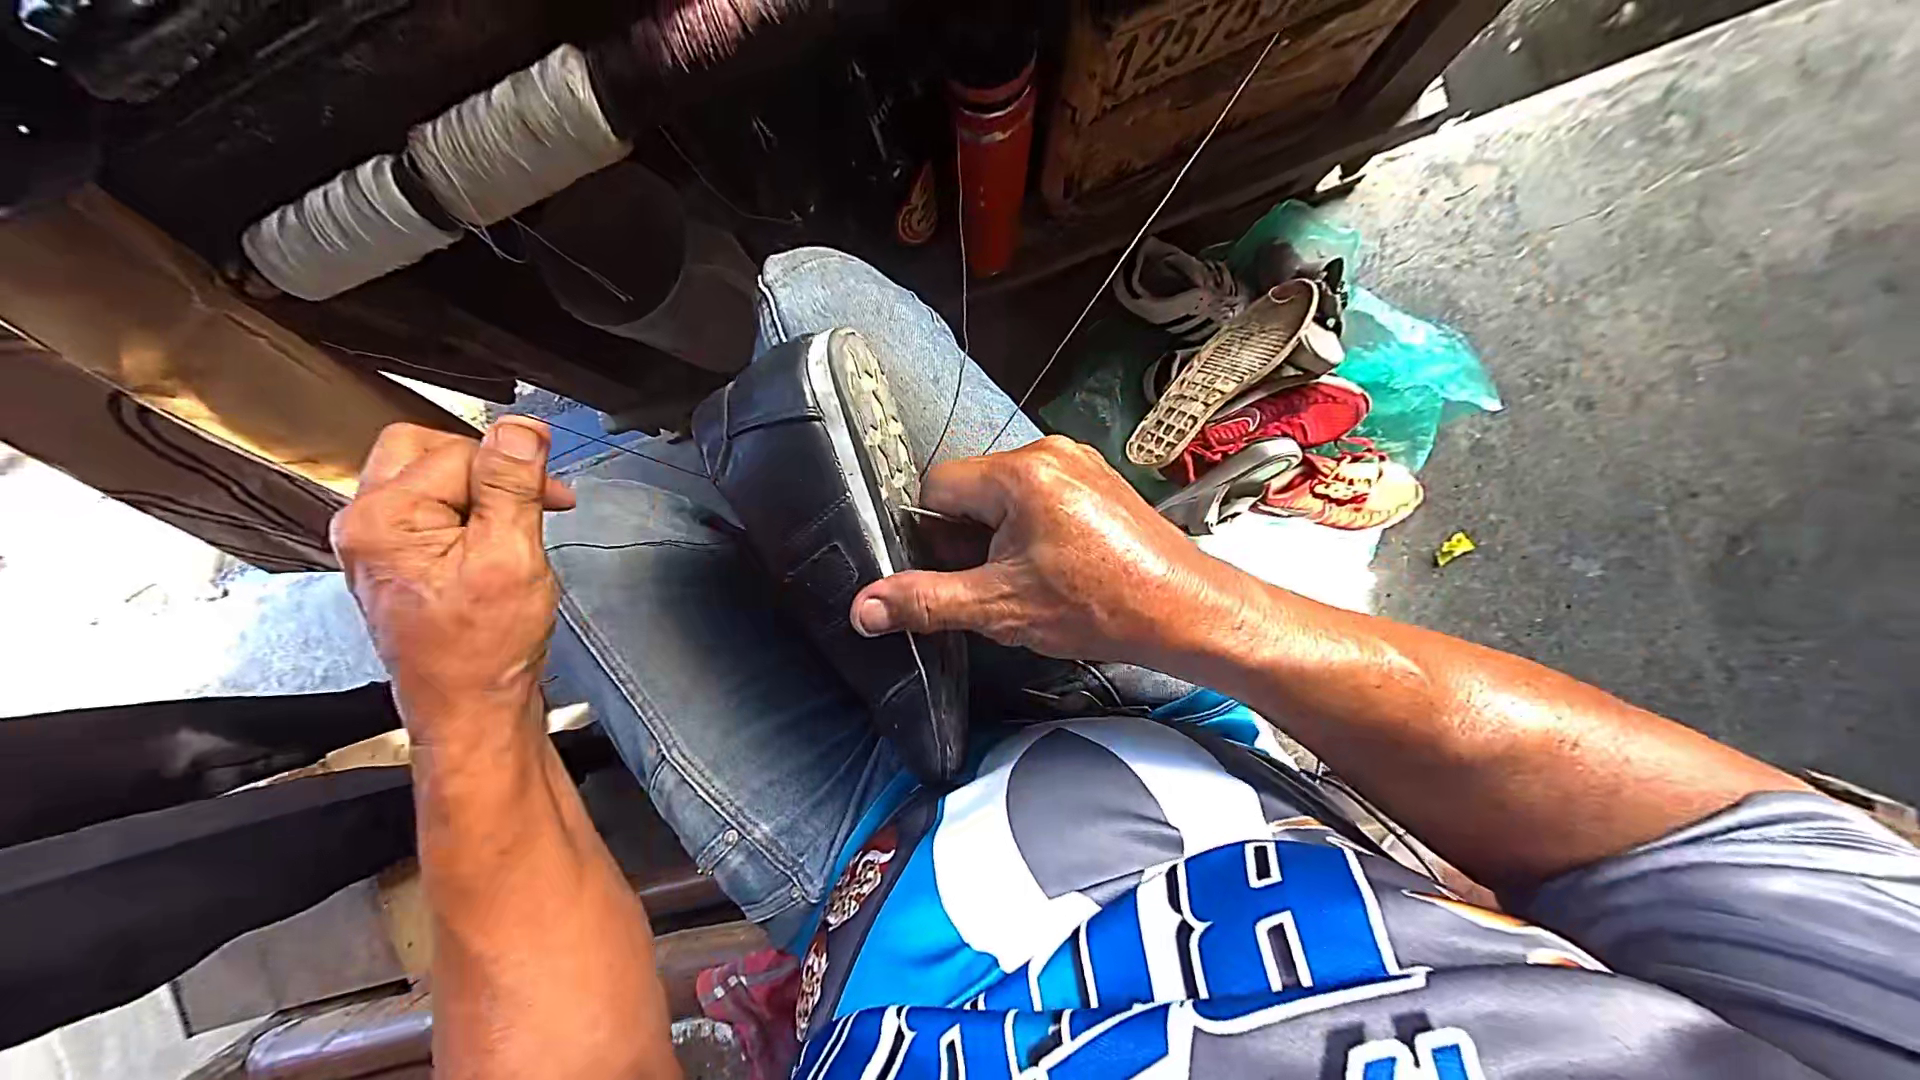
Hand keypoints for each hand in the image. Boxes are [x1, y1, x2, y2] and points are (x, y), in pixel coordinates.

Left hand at [330, 418, 576, 741]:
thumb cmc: (485, 646)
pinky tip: (504, 538)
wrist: (471, 705)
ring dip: (486, 489)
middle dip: (490, 466)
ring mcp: (381, 543)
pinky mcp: (402, 560)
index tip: (554, 487)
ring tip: (525, 523)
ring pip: (433, 478)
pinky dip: (475, 511)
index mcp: (384, 518)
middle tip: (537, 495)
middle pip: (427, 450)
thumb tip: (519, 430)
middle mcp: (368, 524)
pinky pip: (436, 509)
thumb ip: (511, 485)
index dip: (514, 466)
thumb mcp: (511, 555)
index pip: (456, 452)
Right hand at [850, 436, 1258, 667]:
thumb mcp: (1000, 608)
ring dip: (1000, 535)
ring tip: (1030, 577)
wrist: (1185, 611)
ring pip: (1004, 495)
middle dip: (968, 537)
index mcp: (1021, 473)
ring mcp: (1078, 462)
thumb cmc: (1103, 605)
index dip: (932, 535)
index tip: (953, 569)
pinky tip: (1054, 565)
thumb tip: (865, 608)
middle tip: (996, 580)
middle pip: (971, 490)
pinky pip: (1039, 495)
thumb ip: (925, 602)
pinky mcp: (1096, 480)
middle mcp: (1050, 452)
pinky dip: (1030, 528)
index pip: (936, 487)